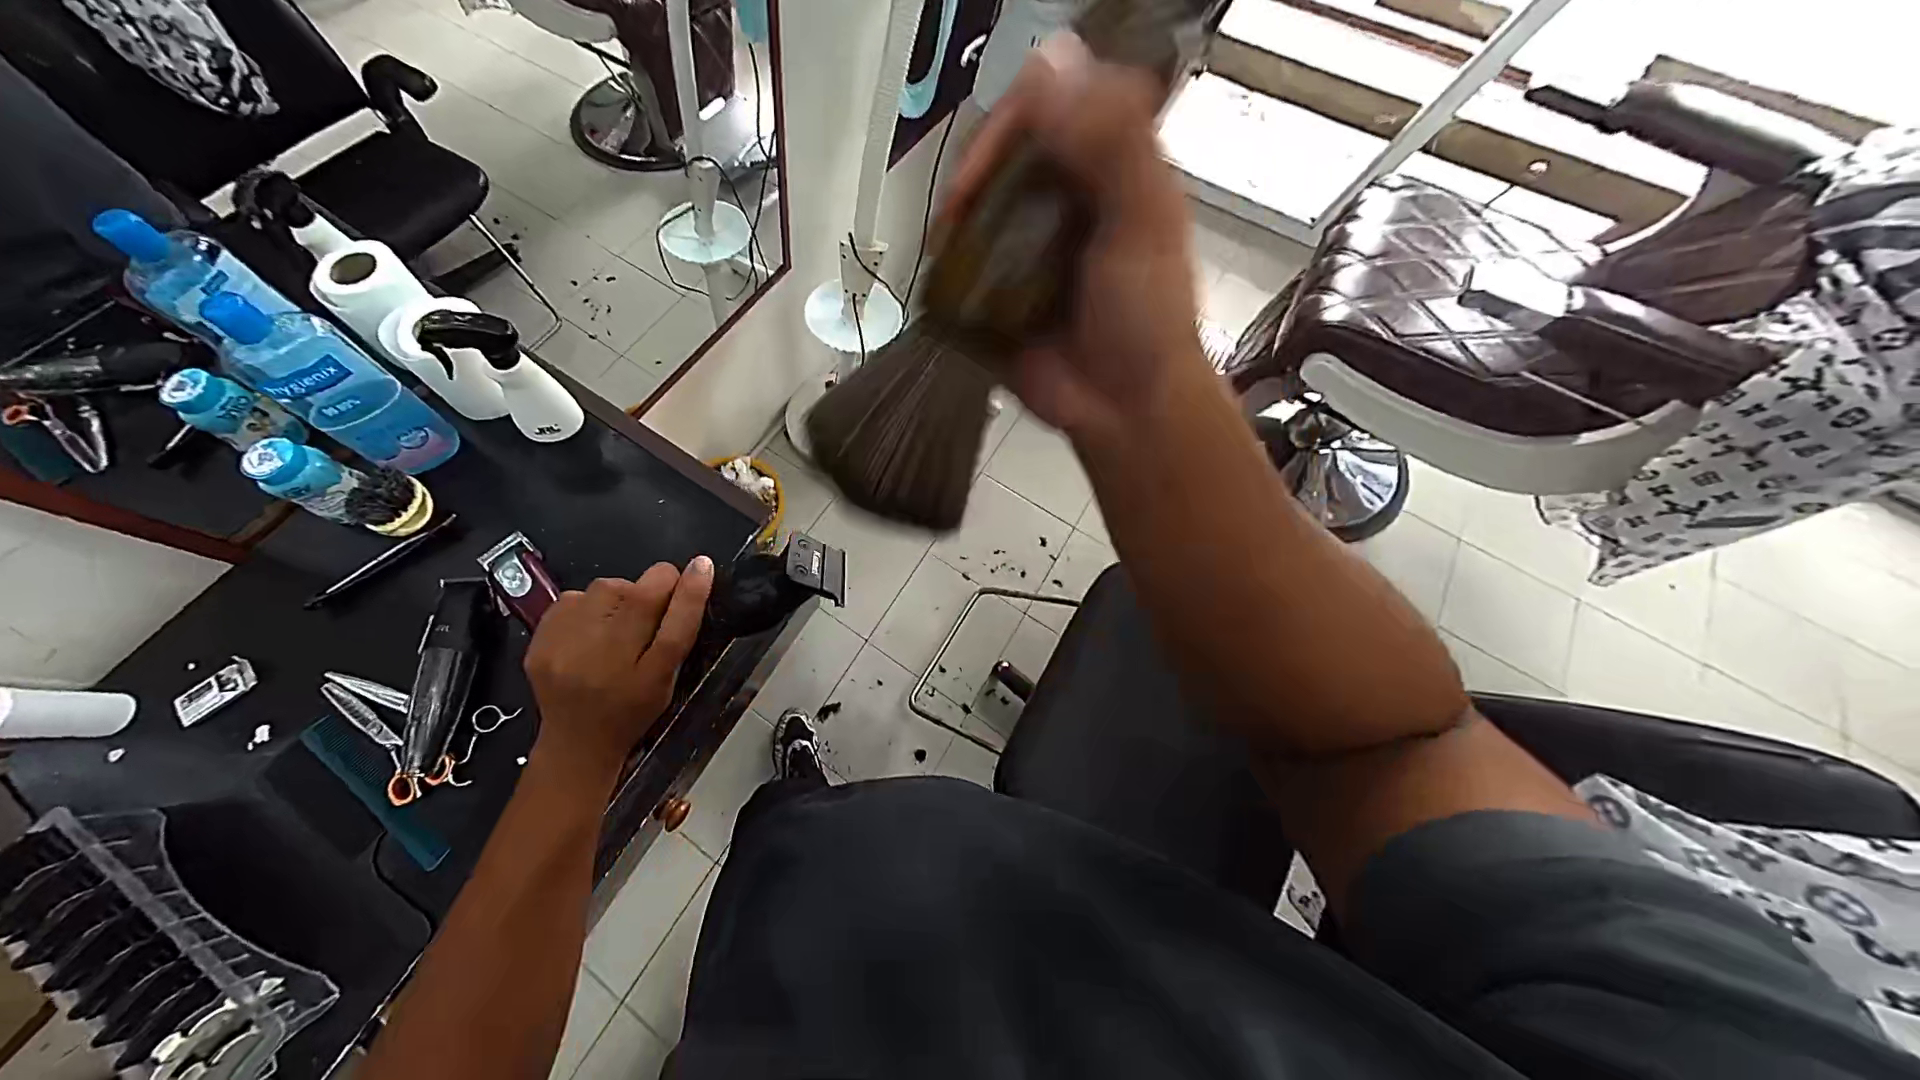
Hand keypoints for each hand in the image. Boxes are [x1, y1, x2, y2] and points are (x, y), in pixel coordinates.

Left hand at [524, 557, 713, 781]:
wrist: (577, 741)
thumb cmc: (633, 709)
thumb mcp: (668, 676)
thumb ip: (681, 626)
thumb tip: (696, 569)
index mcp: (644, 674)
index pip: (671, 616)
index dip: (688, 588)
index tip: (701, 567)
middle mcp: (602, 659)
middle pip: (634, 592)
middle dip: (652, 589)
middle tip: (651, 613)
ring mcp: (563, 649)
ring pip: (604, 589)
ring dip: (619, 596)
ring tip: (618, 625)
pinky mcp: (538, 642)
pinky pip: (572, 598)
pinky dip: (588, 605)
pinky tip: (590, 631)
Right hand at [943, 34, 1205, 442]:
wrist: (1123, 407)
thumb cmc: (1147, 319)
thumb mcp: (1144, 221)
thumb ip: (1111, 141)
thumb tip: (1050, 63)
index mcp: (1107, 172)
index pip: (1053, 107)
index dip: (1015, 118)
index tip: (993, 157)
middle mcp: (1065, 202)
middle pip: (1005, 154)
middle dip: (975, 172)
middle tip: (961, 206)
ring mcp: (1029, 249)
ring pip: (978, 205)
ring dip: (956, 217)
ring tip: (947, 240)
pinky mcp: (1002, 291)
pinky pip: (965, 264)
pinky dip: (949, 263)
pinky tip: (943, 271)